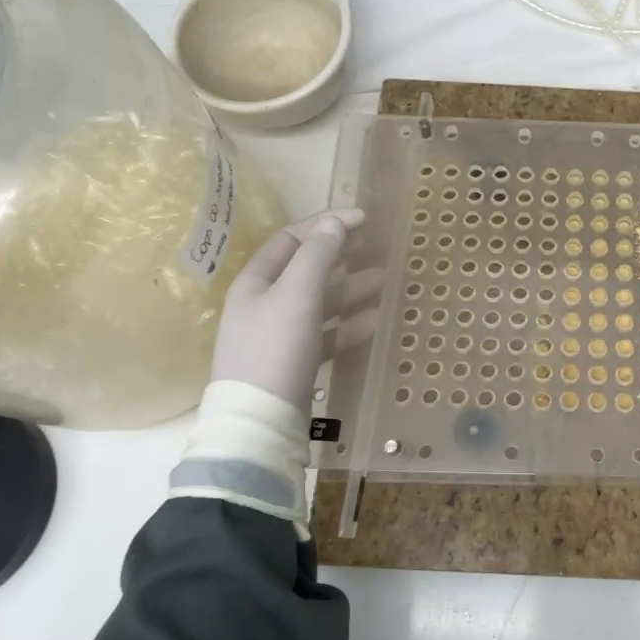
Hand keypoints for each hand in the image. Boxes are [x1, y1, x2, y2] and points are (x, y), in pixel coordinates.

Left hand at [212, 209, 366, 410]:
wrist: (260, 421)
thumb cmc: (275, 348)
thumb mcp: (297, 295)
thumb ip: (317, 257)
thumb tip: (334, 224)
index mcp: (256, 281)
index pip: (291, 239)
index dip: (326, 224)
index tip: (363, 219)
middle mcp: (264, 303)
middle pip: (306, 269)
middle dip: (341, 255)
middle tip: (374, 246)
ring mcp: (279, 335)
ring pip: (319, 302)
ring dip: (350, 289)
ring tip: (383, 281)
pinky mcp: (295, 362)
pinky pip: (325, 334)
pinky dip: (348, 325)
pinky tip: (374, 322)